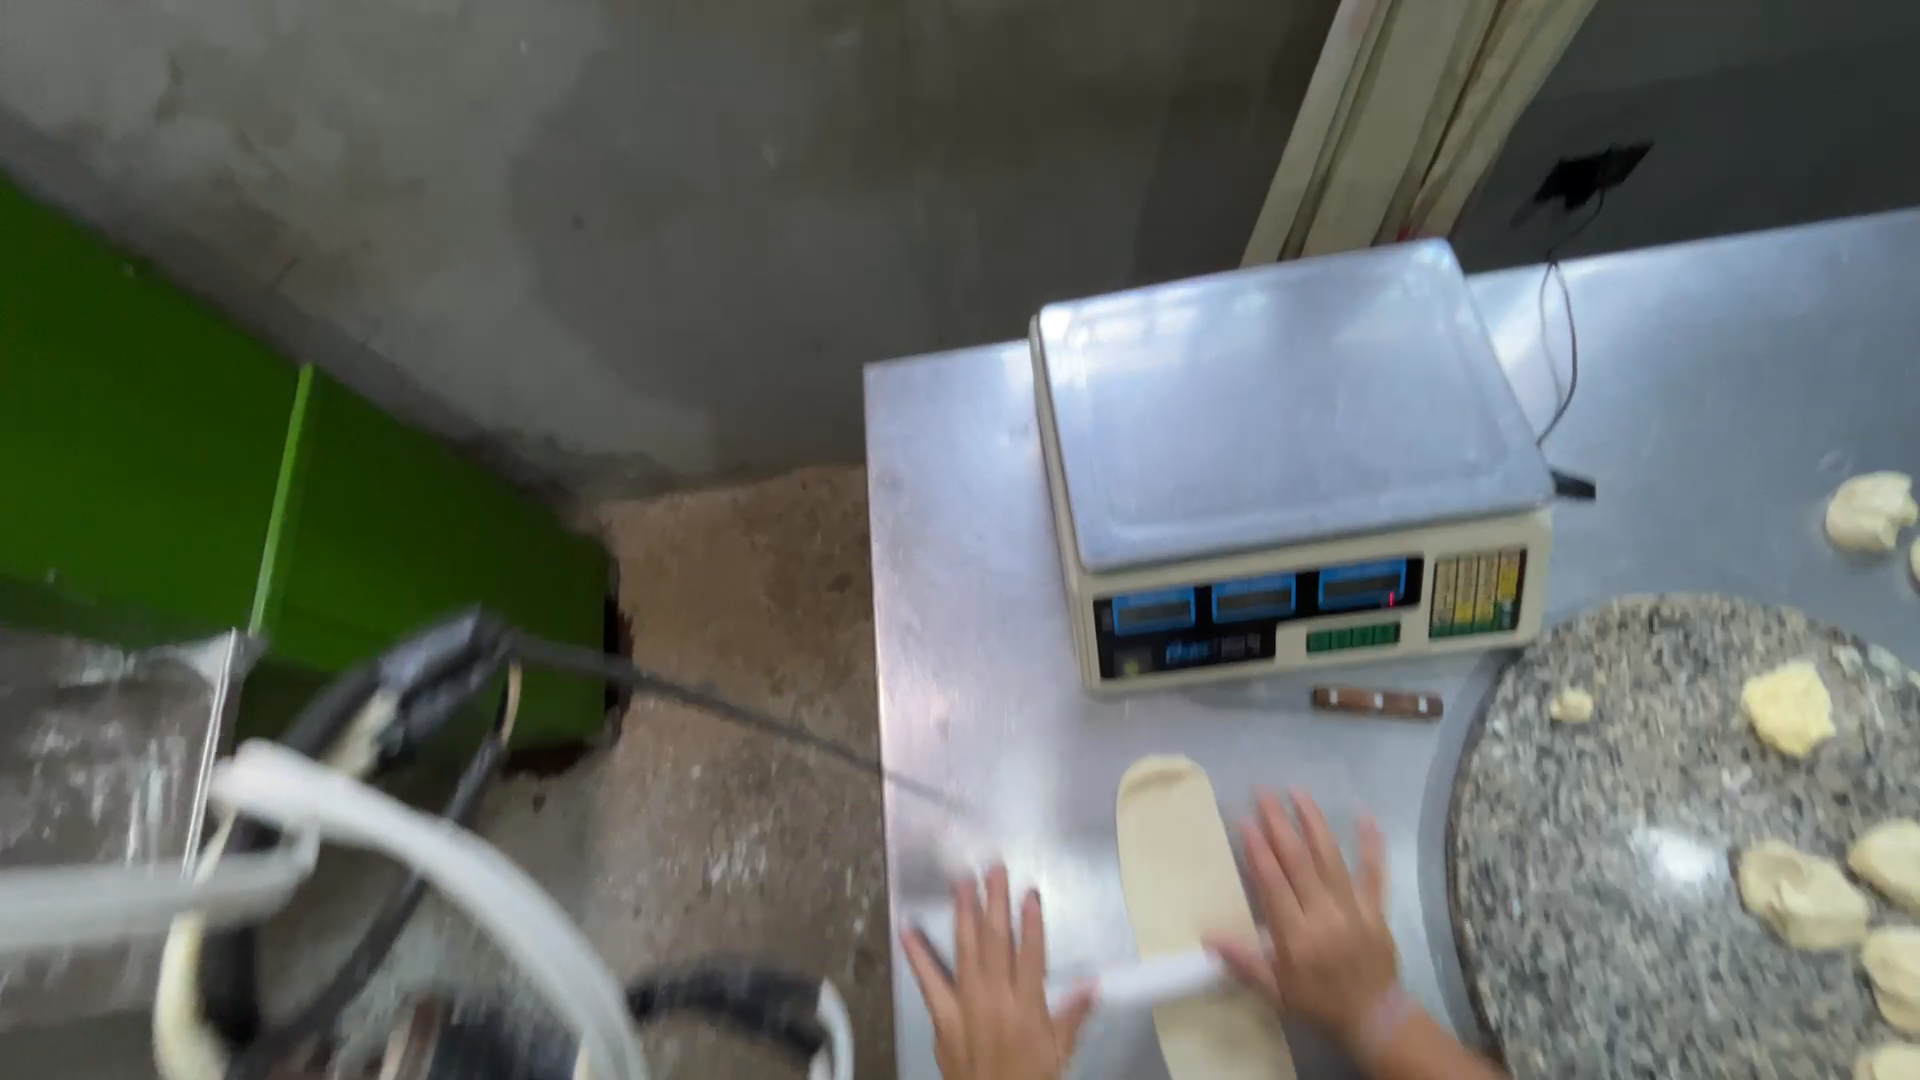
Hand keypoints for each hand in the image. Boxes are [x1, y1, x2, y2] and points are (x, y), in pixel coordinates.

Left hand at [901, 865, 1096, 1079]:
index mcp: (1026, 1006)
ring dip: (964, 913)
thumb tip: (1095, 983)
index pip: (1030, 955)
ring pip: (965, 949)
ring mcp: (965, 1002)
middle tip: (993, 869)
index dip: (1031, 923)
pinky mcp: (942, 1014)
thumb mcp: (1059, 1051)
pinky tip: (906, 928)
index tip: (1029, 893)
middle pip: (996, 941)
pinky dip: (916, 954)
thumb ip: (1074, 1013)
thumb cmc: (1030, 1077)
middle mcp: (995, 997)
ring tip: (961, 883)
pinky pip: (928, 980)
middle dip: (995, 902)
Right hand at [1208, 789, 1399, 1054]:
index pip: (1273, 883)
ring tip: (1297, 791)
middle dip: (1279, 823)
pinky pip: (1374, 872)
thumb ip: (1243, 962)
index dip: (1258, 850)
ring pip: (1331, 857)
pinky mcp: (1375, 908)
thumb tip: (1207, 937)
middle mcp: (1325, 915)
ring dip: (1313, 821)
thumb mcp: (1275, 992)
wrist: (1377, 1020)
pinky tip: (1365, 815)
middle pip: (1299, 861)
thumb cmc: (1318, 1002)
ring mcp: (1353, 908)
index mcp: (1297, 936)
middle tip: (1263, 792)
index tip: (1245, 820)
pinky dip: (1371, 843)